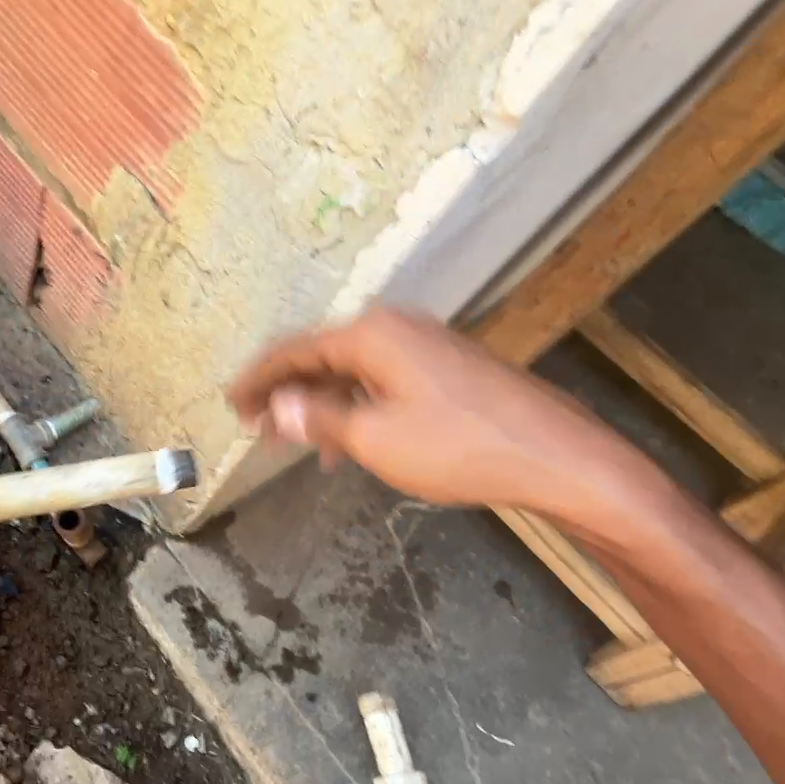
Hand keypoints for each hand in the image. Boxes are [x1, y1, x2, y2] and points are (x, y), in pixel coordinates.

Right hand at [225, 307, 617, 513]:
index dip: (257, 379)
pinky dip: (353, 407)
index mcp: (370, 335)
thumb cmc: (456, 447)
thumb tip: (276, 404)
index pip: (293, 350)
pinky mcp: (444, 367)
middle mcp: (393, 328)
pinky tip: (345, 442)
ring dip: (318, 404)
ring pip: (350, 371)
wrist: (554, 455)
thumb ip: (317, 416)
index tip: (230, 403)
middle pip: (320, 356)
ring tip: (293, 443)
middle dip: (285, 393)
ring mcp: (423, 345)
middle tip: (254, 426)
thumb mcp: (373, 438)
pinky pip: (379, 381)